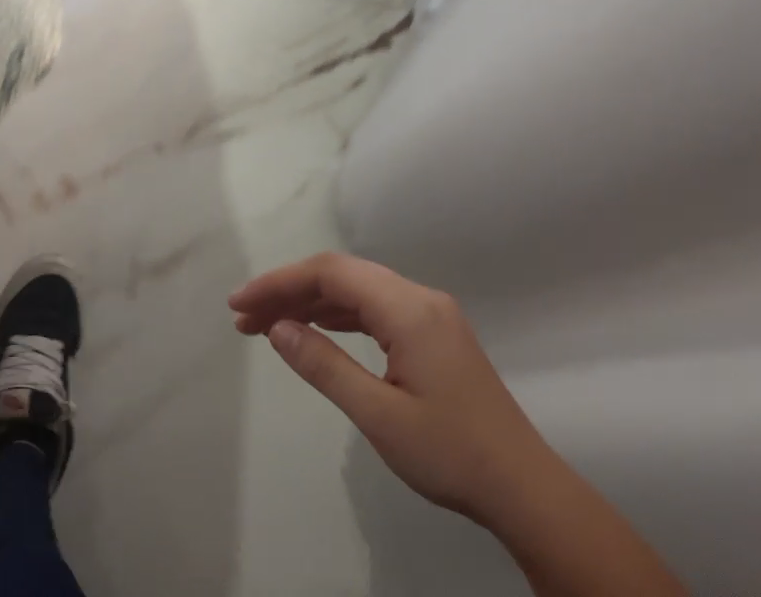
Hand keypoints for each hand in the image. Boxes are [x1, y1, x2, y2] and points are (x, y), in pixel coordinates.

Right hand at [232, 254, 686, 596]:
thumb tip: (278, 328)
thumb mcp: (377, 414)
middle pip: (343, 276)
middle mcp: (421, 299)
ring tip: (267, 325)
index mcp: (409, 309)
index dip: (279, 282)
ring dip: (312, 302)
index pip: (331, 273)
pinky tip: (315, 329)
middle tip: (244, 318)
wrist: (522, 487)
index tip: (238, 304)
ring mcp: (432, 315)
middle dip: (289, 291)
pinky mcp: (436, 335)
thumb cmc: (449, 452)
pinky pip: (377, 309)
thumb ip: (324, 366)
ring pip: (359, 291)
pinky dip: (339, 315)